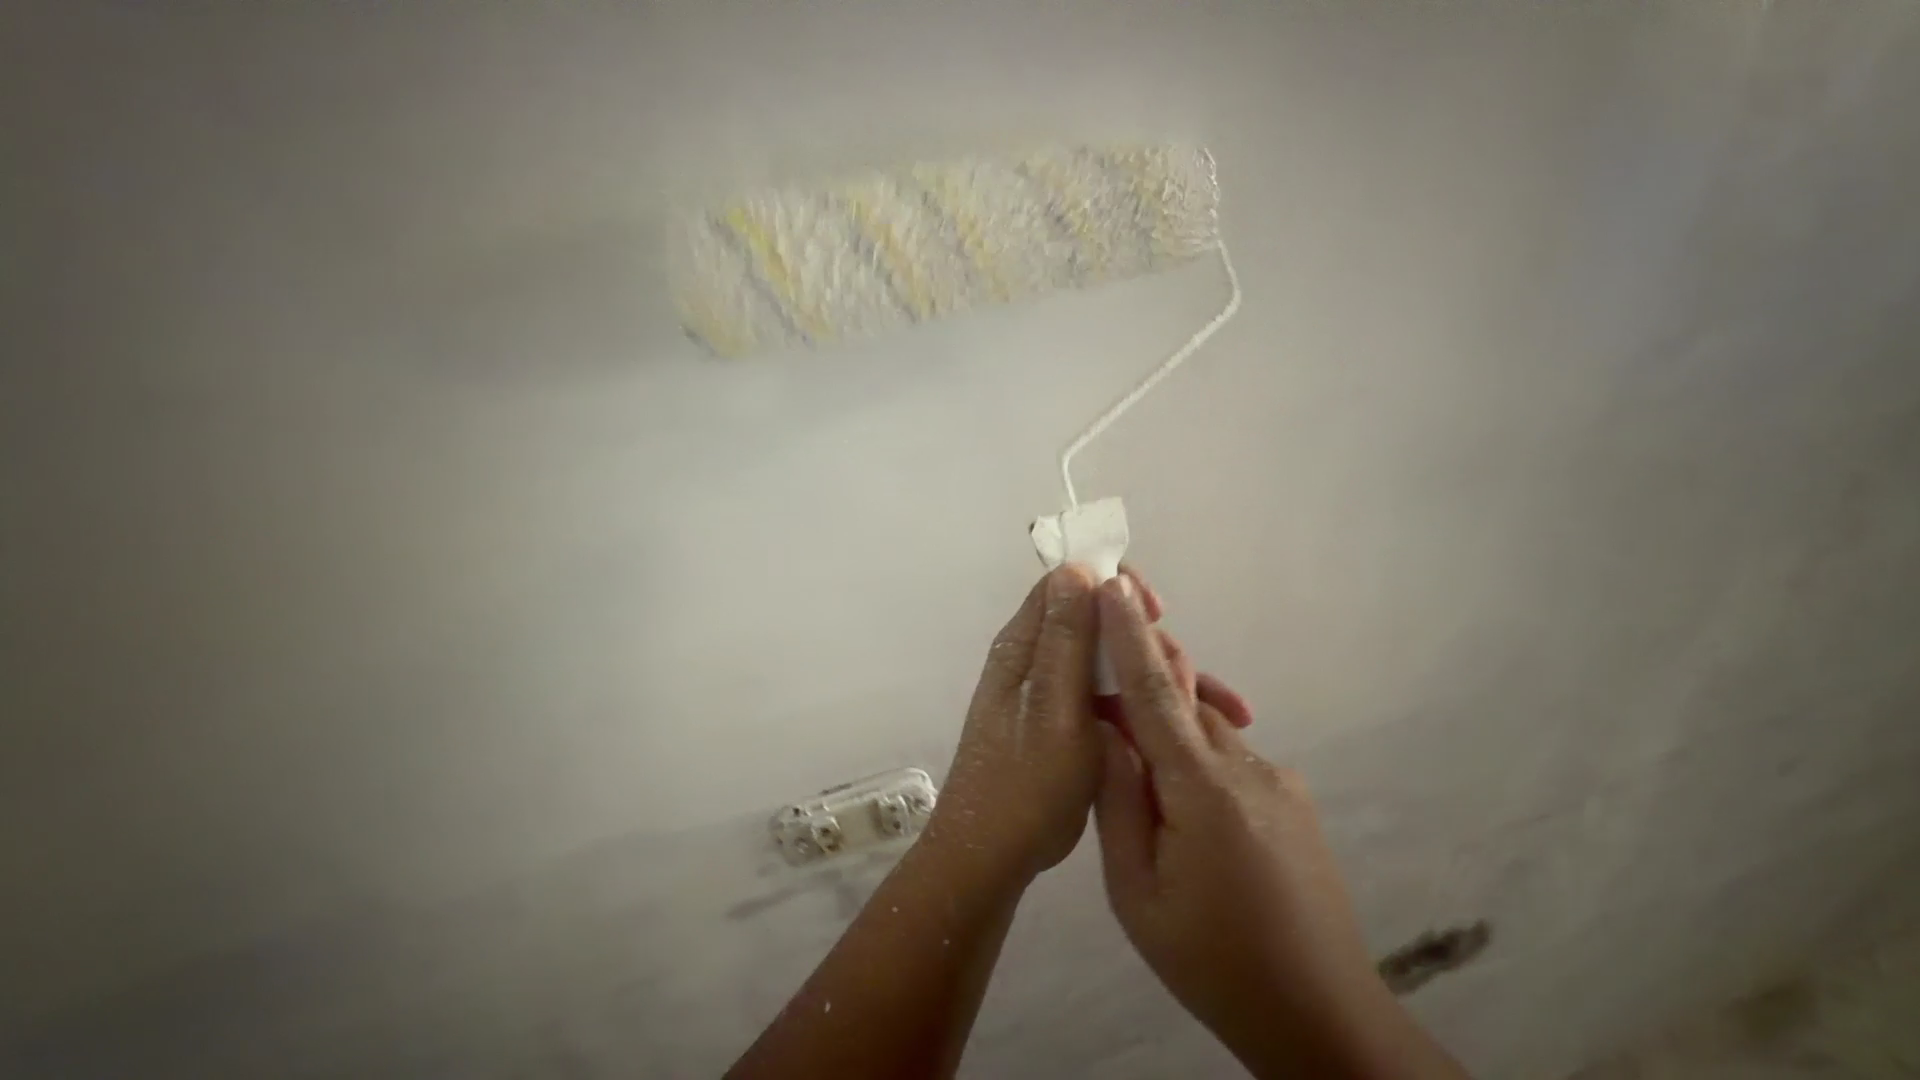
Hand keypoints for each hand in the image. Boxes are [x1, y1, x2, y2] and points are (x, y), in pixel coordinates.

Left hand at [928, 564, 1177, 884]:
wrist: (992, 857)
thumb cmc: (1025, 783)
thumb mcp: (1053, 706)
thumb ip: (1065, 638)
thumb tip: (1077, 568)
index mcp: (1024, 647)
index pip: (1067, 582)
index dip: (1114, 585)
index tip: (1157, 612)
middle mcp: (1034, 661)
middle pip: (1096, 623)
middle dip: (1147, 640)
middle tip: (1187, 676)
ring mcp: (1050, 695)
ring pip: (1111, 664)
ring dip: (1159, 677)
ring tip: (1218, 709)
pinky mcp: (1065, 727)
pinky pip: (1111, 699)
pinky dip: (1148, 706)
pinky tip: (1192, 729)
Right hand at [1091, 576, 1459, 1078]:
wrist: (1321, 1015)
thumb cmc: (1212, 961)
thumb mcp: (1136, 893)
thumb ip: (1117, 802)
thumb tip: (1104, 734)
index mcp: (1202, 790)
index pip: (1156, 691)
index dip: (1129, 634)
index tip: (1113, 583)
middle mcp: (1248, 768)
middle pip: (1182, 701)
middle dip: (1138, 679)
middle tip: (1097, 689)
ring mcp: (1279, 781)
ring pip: (1206, 730)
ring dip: (1166, 731)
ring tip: (1137, 779)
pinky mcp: (1294, 801)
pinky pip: (1231, 758)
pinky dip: (1195, 760)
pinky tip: (1184, 814)